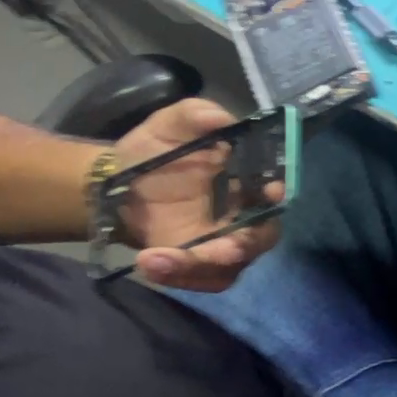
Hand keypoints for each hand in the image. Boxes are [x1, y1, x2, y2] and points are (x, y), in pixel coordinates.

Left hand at [113, 99, 282, 291]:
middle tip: (216, 252)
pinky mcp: (209, 268)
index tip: (270, 193)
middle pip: (258, 240)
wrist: (120, 191)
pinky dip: (181, 277)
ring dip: (197, 267)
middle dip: (238, 248)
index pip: (275, 195)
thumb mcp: (165, 129)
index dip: (275, 197)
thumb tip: (220, 117)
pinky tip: (151, 266)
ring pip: (230, 266)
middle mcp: (250, 221)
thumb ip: (192, 116)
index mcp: (250, 188)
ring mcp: (231, 248)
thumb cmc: (154, 159)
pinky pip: (207, 280)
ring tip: (156, 261)